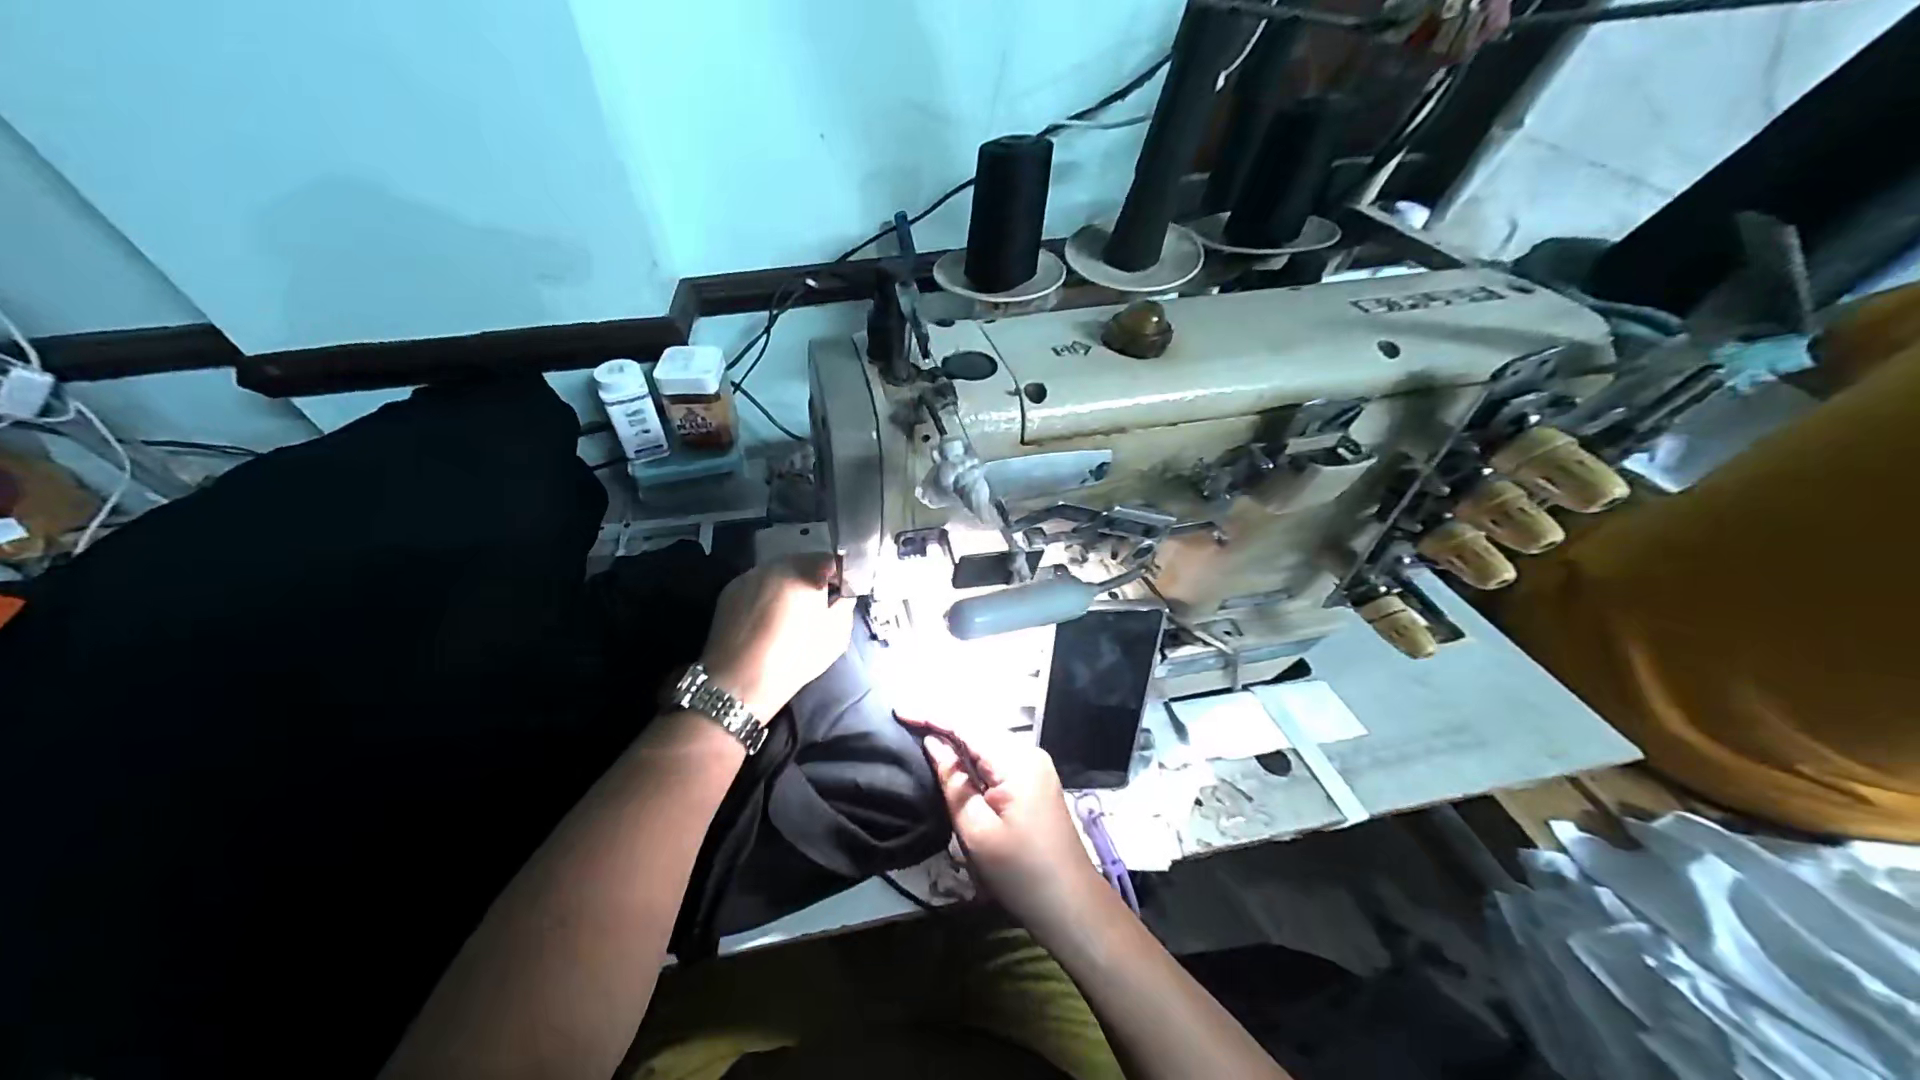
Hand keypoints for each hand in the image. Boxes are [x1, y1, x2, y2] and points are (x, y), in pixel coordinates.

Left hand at [699, 554, 855, 718]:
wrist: (738, 683)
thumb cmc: (793, 659)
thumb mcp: (835, 635)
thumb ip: (845, 605)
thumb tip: (843, 594)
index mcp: (804, 572)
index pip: (831, 559)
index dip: (840, 575)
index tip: (841, 594)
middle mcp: (775, 565)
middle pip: (802, 561)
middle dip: (813, 577)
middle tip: (817, 604)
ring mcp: (749, 576)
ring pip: (778, 571)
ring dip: (789, 584)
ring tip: (790, 612)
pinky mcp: (730, 590)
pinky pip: (758, 584)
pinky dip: (767, 593)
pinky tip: (767, 618)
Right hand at [915, 722, 1104, 934]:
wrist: (1071, 904)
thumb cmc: (1019, 872)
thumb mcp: (976, 831)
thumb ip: (953, 782)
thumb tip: (933, 744)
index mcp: (1016, 761)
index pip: (966, 725)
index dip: (931, 716)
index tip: (899, 712)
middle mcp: (1028, 753)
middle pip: (978, 728)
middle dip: (942, 723)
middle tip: (905, 722)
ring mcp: (1035, 766)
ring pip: (987, 741)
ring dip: (956, 738)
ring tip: (922, 734)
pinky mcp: (1035, 781)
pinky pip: (997, 756)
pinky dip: (972, 755)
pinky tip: (953, 758)